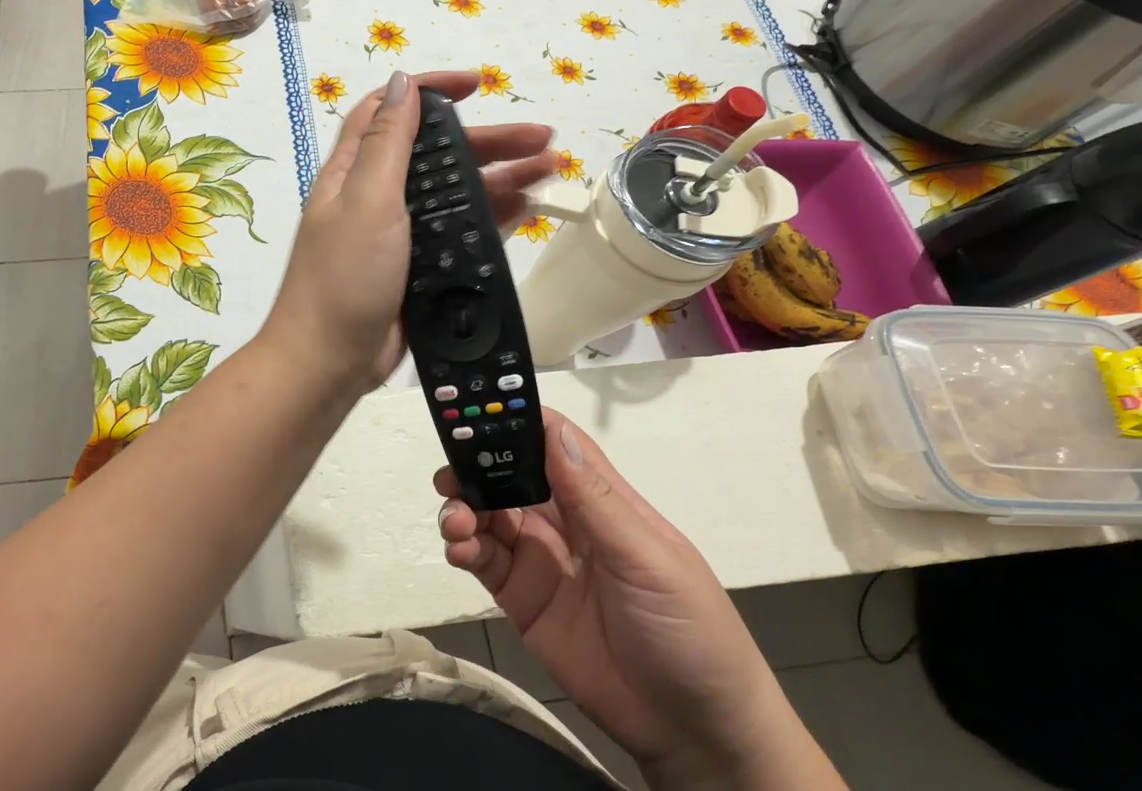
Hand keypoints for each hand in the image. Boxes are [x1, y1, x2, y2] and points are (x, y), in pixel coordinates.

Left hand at [262, 70, 555, 393]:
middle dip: (487, 139)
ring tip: (549, 169)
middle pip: (436, 154)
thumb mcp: (367, 200)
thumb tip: (401, 82)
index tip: (477, 84)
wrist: (330, 361)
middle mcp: (375, 196)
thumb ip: (388, 142)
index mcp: (354, 172)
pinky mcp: (417, 269)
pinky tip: (525, 210)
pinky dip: (490, 217)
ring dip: (499, 177)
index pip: (390, 111)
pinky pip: (459, 233)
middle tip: (543, 136)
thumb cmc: (344, 276)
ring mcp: (398, 234)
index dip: (430, 90)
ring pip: (454, 193)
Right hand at [436, 410, 843, 788]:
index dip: (518, 424)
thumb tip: (556, 430)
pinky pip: (483, 561)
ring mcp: (542, 562)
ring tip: (455, 521)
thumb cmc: (690, 632)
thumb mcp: (649, 559)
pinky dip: (463, 547)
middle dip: (477, 466)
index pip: (555, 446)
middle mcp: (567, 524)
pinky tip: (460, 550)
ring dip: (464, 508)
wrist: (692, 731)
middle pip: (510, 478)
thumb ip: (596, 498)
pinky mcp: (522, 600)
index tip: (476, 410)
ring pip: (489, 516)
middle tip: (449, 471)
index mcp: (604, 502)